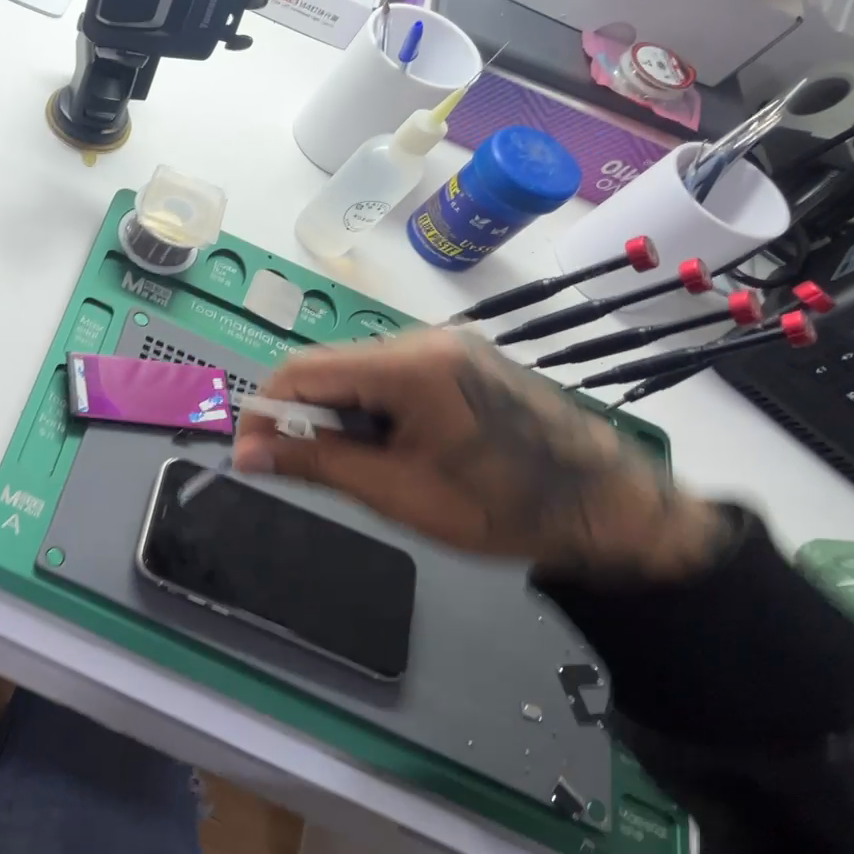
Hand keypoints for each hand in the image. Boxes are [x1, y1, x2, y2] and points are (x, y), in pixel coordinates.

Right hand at [232, 331, 729, 579]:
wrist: (609, 511)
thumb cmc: (501, 508)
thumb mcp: (393, 491)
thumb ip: (312, 462)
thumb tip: (245, 454)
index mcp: (413, 366)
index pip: (302, 371)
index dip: (263, 413)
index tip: (249, 457)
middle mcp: (427, 341)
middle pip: (325, 367)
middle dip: (297, 416)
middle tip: (292, 466)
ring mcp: (447, 348)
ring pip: (352, 372)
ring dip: (332, 415)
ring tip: (350, 464)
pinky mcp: (460, 362)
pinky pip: (385, 376)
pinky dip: (365, 410)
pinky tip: (383, 447)